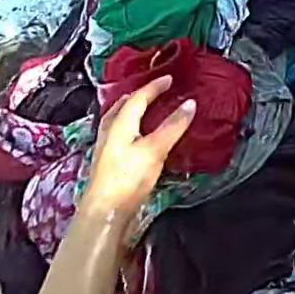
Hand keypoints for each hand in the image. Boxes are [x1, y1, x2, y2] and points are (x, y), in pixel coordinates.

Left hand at [76, 75, 194, 233]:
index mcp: (120, 123)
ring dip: (132, 111)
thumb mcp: (155, 149)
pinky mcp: (109, 163)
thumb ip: (173, 126)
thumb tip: (190, 103)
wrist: (104, 214)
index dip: (155, 86)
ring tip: (145, 110)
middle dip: (139, 96)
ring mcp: (107, 148)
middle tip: (155, 91)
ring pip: (119, 120)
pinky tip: (139, 138)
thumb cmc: (128, 178)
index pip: (138, 97)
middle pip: (123, 106)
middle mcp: (110, 132)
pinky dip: (132, 127)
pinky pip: (121, 134)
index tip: (169, 78)